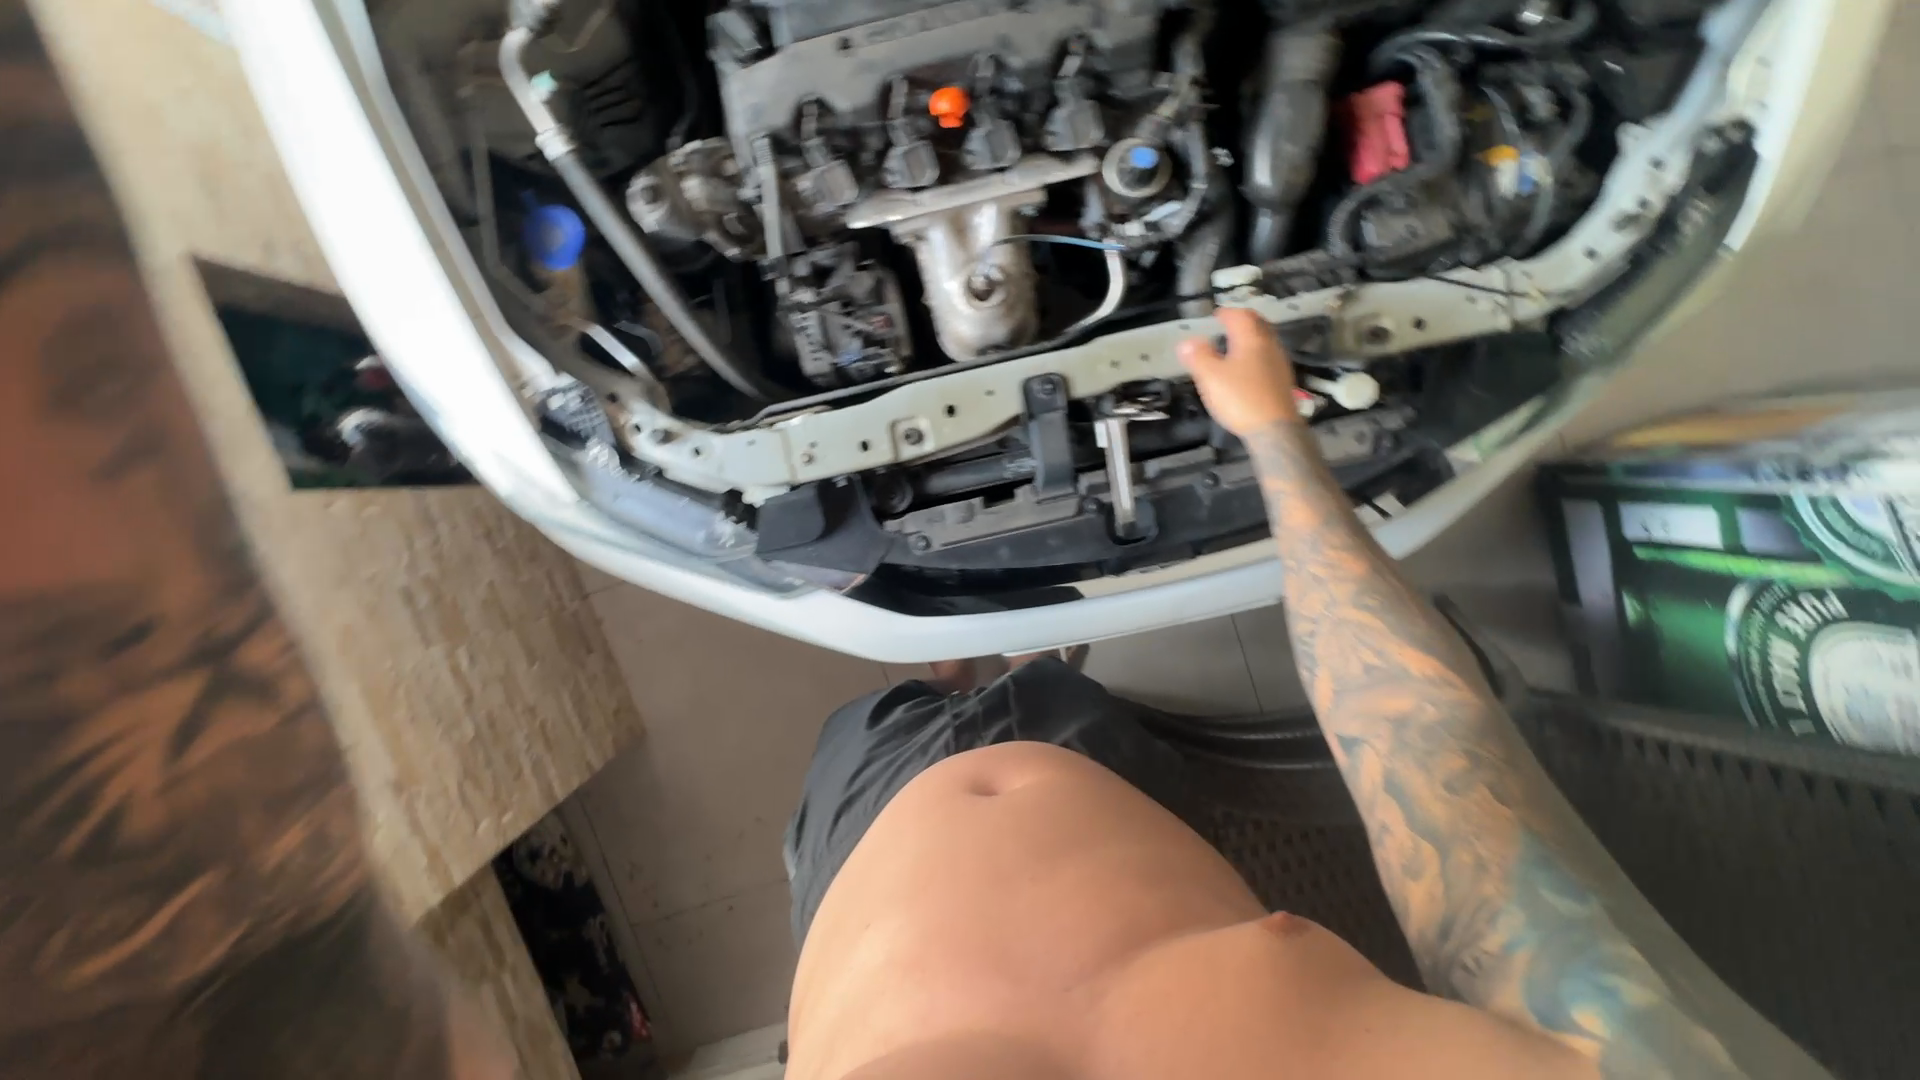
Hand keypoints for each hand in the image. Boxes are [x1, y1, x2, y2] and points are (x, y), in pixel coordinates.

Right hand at [1178, 307, 1299, 437]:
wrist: (1274, 429)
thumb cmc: (1240, 399)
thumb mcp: (1210, 377)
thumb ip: (1198, 356)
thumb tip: (1187, 341)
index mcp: (1251, 339)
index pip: (1240, 316)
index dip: (1227, 313)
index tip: (1216, 315)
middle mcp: (1269, 346)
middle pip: (1258, 324)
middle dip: (1243, 320)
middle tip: (1229, 323)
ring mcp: (1279, 363)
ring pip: (1265, 341)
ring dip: (1251, 337)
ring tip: (1236, 344)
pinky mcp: (1283, 381)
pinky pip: (1268, 357)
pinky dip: (1256, 354)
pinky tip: (1249, 368)